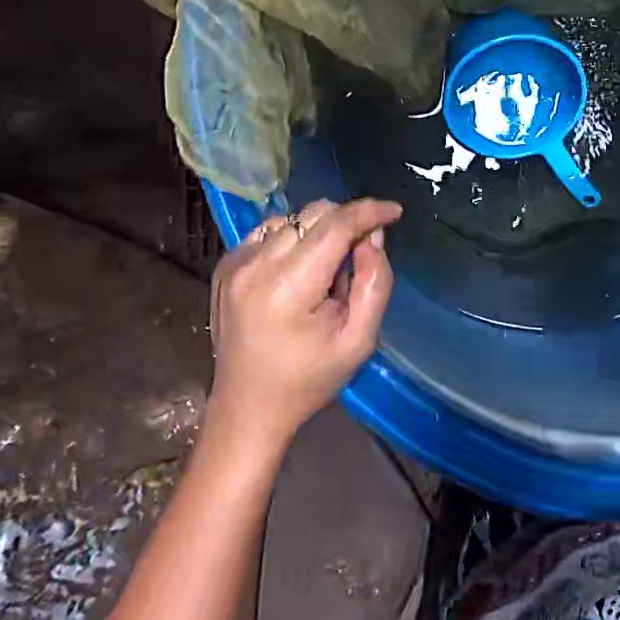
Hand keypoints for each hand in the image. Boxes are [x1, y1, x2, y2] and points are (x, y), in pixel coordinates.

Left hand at [206, 198, 402, 450]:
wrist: (248, 408)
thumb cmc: (309, 380)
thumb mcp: (359, 340)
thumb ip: (374, 282)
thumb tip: (372, 237)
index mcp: (289, 287)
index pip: (335, 226)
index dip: (369, 212)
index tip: (394, 211)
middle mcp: (256, 265)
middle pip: (313, 215)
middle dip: (345, 223)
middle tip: (358, 257)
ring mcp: (235, 263)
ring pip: (291, 219)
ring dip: (318, 232)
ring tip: (324, 273)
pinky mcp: (225, 266)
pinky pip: (269, 232)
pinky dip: (292, 240)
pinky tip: (297, 273)